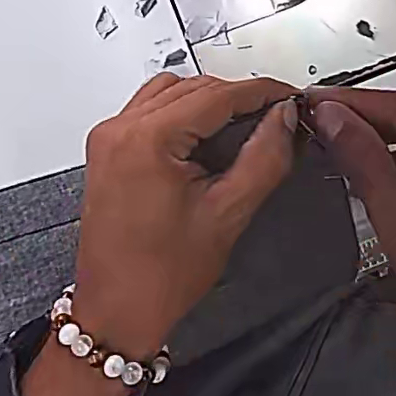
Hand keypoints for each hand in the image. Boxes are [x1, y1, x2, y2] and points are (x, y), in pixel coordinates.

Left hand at [24, 75, 298, 395]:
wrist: (119, 308)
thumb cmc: (159, 276)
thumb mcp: (228, 214)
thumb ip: (265, 157)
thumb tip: (283, 120)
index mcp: (146, 141)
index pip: (216, 95)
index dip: (261, 92)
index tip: (287, 98)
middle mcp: (119, 131)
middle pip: (193, 87)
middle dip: (238, 98)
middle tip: (276, 117)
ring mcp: (109, 139)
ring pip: (170, 91)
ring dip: (210, 101)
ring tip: (244, 128)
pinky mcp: (108, 150)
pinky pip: (150, 110)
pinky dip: (183, 113)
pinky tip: (207, 138)